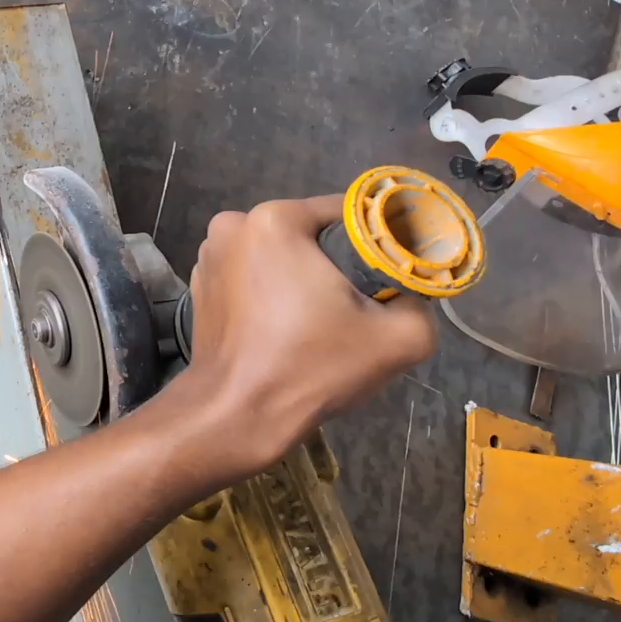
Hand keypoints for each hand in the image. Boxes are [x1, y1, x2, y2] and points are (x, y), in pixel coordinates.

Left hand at [169, 195, 434, 482]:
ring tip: (321, 317)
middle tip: (359, 301)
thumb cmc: (312, 365)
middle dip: (334, 260)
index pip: (344, 212)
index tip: (393, 270)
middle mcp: (233, 225)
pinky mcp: (200, 282)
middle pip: (307, 232)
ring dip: (299, 275)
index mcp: (274, 220)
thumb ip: (419, 300)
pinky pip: (250, 273)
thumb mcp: (399, 337)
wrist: (237, 409)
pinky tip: (285, 323)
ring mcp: (210, 253)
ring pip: (276, 254)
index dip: (377, 238)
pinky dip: (269, 289)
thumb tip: (410, 290)